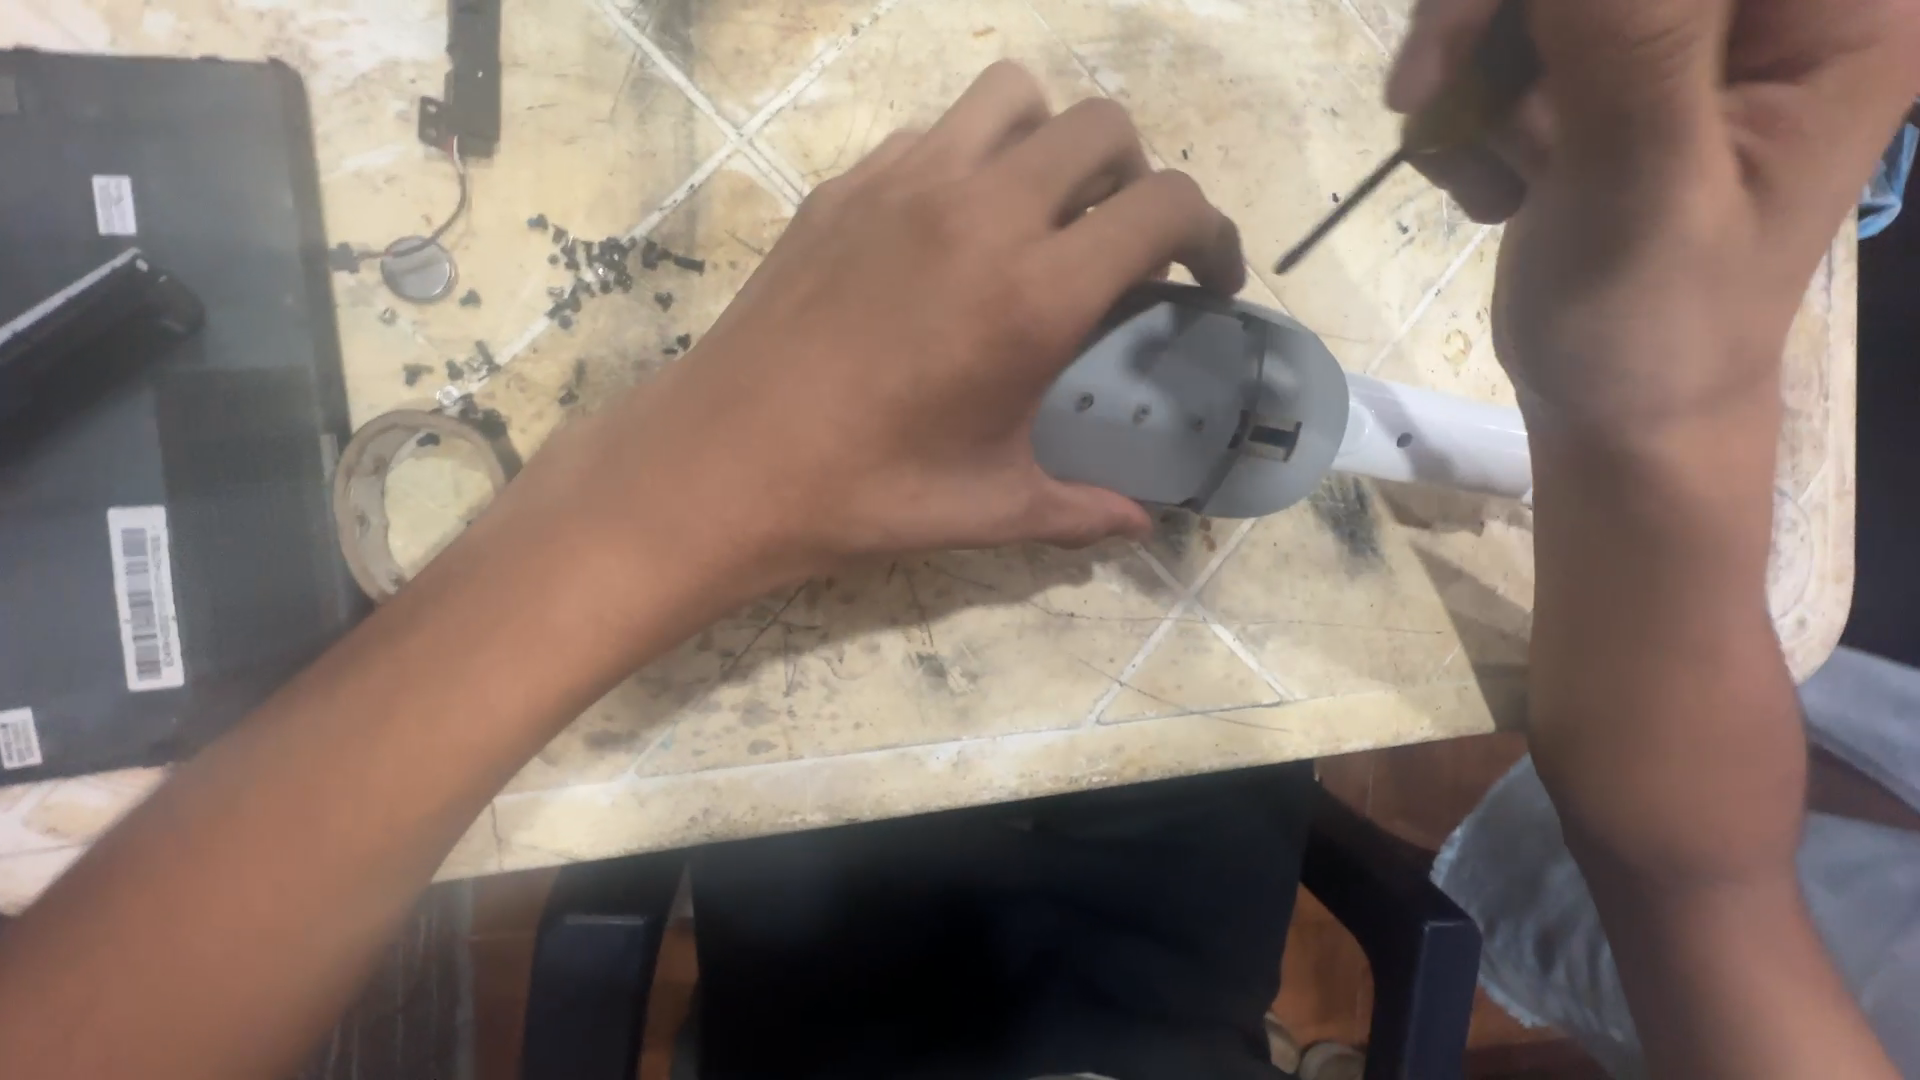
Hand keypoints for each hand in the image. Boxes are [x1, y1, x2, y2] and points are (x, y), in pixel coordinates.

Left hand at [527, 62, 1243, 593]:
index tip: (1207, 281)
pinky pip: (935, 131)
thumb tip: (1141, 528)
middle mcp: (979, 211)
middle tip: (1122, 249)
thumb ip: (1080, 511)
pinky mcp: (845, 185)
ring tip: (1042, 215)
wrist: (724, 464)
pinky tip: (952, 230)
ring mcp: (903, 182)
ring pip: (1014, 99)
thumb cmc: (864, 494)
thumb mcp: (988, 508)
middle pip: (1103, 127)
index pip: (1164, 206)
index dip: (1211, 234)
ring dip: (1053, 144)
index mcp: (1033, 293)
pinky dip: (972, 158)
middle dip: (1139, 179)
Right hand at [1389, 0, 1917, 446]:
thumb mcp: (1640, 188)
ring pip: (1527, 13)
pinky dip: (1472, 125)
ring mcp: (1670, 55)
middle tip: (1425, 100)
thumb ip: (1626, 44)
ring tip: (1492, 181)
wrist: (1618, 413)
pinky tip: (1494, 191)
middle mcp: (1756, 13)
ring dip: (1473, 90)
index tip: (1451, 46)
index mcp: (1829, 4)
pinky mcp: (1602, 98)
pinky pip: (1507, 65)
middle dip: (1487, 24)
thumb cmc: (1651, 326)